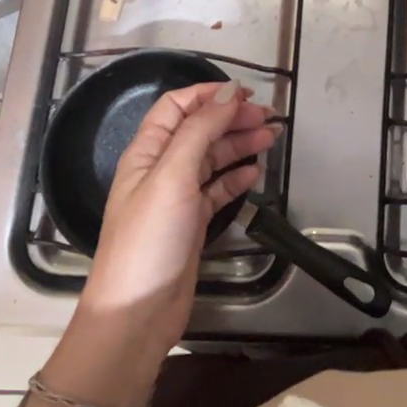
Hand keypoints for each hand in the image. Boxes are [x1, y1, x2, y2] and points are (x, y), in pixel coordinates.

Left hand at [42, 81, 274, 406]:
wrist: (136, 314)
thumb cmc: (149, 239)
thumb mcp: (173, 175)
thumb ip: (200, 130)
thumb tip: (226, 91)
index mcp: (147, 152)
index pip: (176, 107)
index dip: (208, 94)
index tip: (245, 93)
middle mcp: (161, 169)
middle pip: (199, 130)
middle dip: (231, 118)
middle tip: (267, 118)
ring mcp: (176, 198)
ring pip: (211, 158)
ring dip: (239, 144)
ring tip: (271, 138)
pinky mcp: (191, 224)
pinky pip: (217, 190)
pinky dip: (236, 178)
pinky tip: (255, 173)